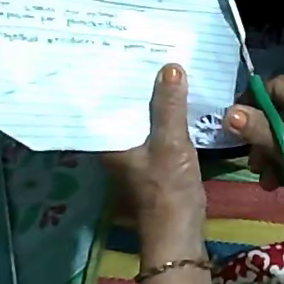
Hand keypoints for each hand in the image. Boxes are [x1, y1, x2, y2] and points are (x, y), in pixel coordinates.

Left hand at [98, 64, 205, 243]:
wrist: (179, 231)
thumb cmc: (167, 187)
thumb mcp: (171, 142)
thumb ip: (170, 105)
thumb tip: (170, 67)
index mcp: (109, 141)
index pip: (103, 102)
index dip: (111, 78)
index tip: (121, 52)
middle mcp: (115, 146)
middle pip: (123, 108)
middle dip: (136, 84)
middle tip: (149, 52)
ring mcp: (134, 155)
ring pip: (141, 118)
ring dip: (153, 99)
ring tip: (166, 69)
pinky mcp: (153, 161)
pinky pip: (155, 128)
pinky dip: (165, 115)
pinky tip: (179, 101)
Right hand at [225, 75, 283, 208]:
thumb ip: (260, 130)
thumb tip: (228, 113)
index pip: (275, 85)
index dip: (252, 103)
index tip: (235, 128)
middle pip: (279, 111)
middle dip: (262, 139)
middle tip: (254, 164)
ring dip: (273, 154)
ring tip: (268, 180)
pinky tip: (281, 181)